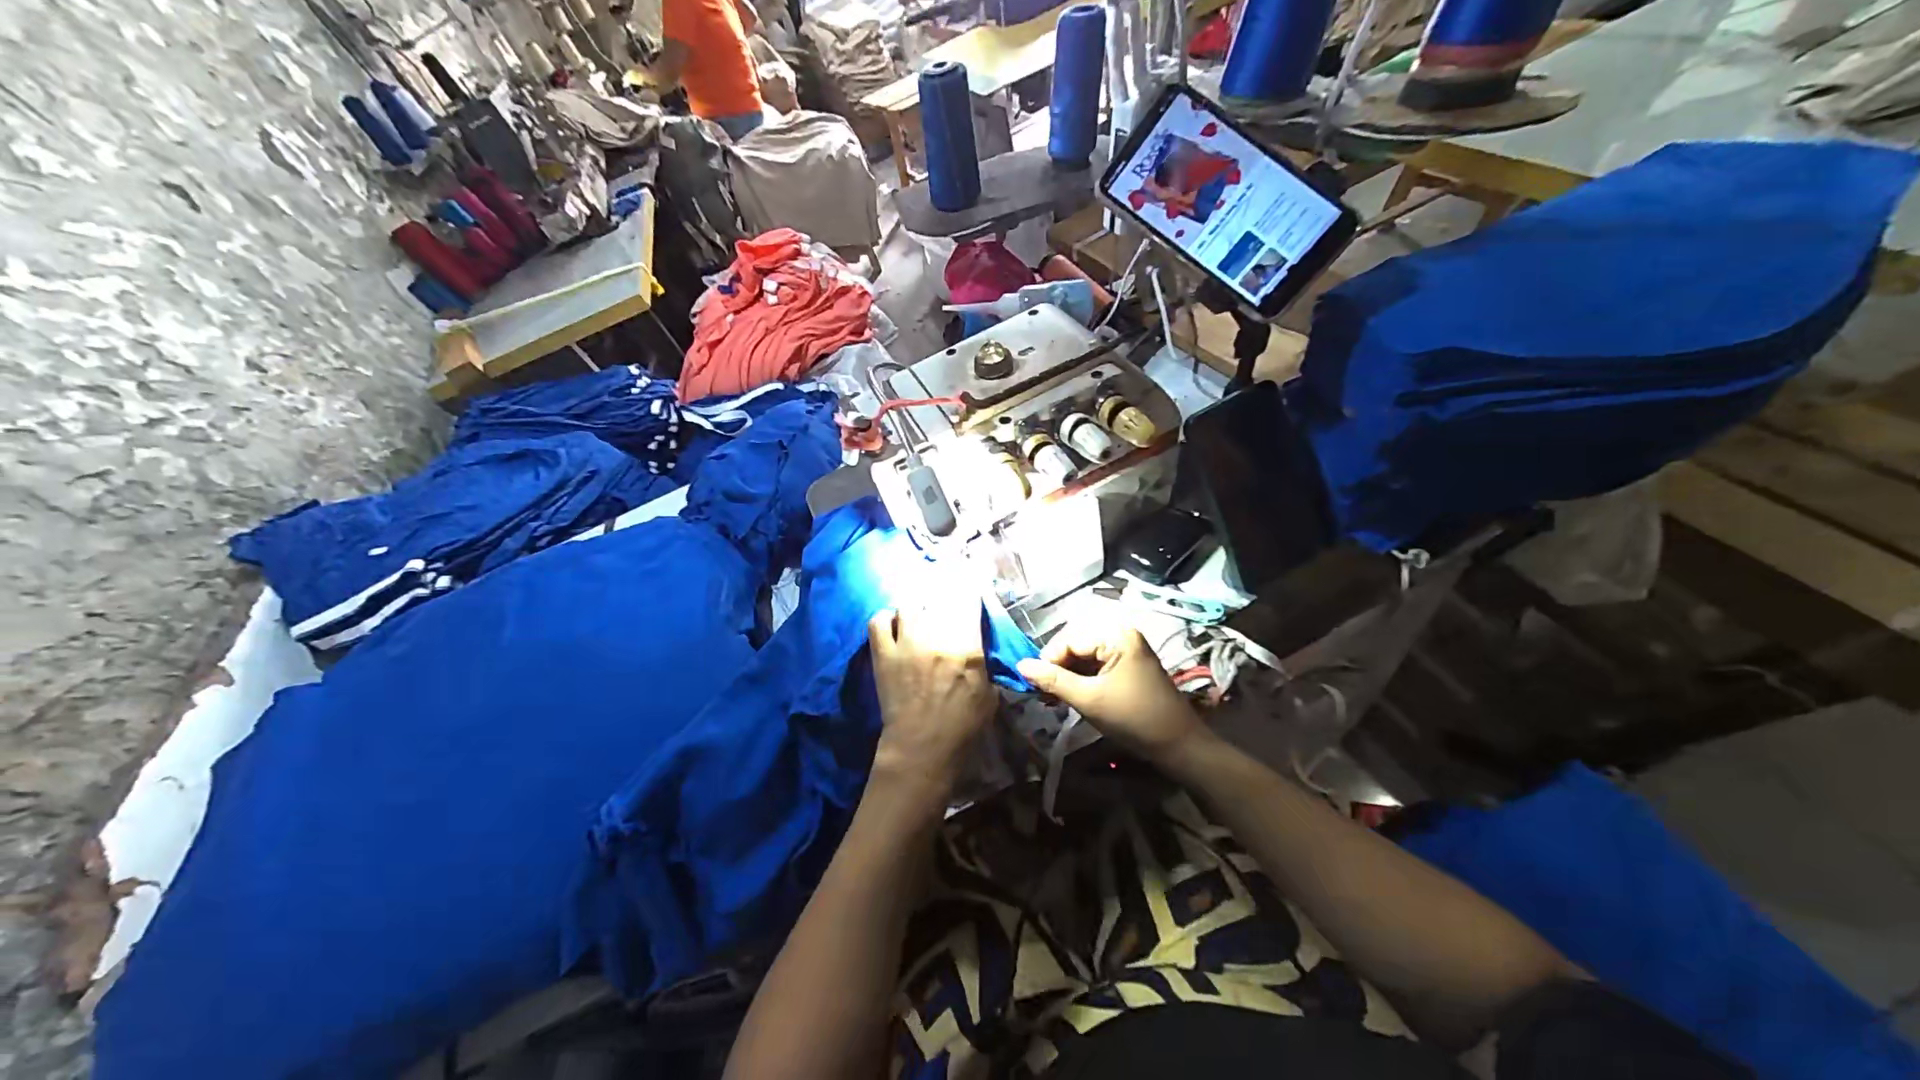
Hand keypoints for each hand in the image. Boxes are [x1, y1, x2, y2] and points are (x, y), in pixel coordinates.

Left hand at [867, 599, 996, 805]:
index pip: (968, 599)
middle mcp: (936, 636)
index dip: (970, 587)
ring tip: (919, 614)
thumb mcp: (988, 693)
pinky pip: (878, 621)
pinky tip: (893, 624)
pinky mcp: (882, 654)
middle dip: (943, 595)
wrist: (922, 747)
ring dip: (916, 606)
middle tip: (944, 601)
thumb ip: (983, 662)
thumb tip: (978, 644)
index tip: (970, 588)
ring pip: (909, 604)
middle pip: (938, 596)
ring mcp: (906, 643)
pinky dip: (885, 618)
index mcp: (967, 646)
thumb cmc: (963, 725)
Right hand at [1016, 627, 1204, 764]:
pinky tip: (1067, 698)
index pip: (1068, 640)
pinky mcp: (1127, 667)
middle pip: (1075, 646)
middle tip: (1042, 695)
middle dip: (1056, 669)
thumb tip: (1020, 665)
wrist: (1178, 745)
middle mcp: (1121, 635)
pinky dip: (1080, 681)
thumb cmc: (1133, 719)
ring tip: (1051, 699)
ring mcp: (1126, 651)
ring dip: (1066, 677)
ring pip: (1083, 658)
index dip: (1048, 662)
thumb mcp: (1088, 699)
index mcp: (1116, 636)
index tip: (1034, 687)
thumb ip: (1053, 680)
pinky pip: (1095, 667)